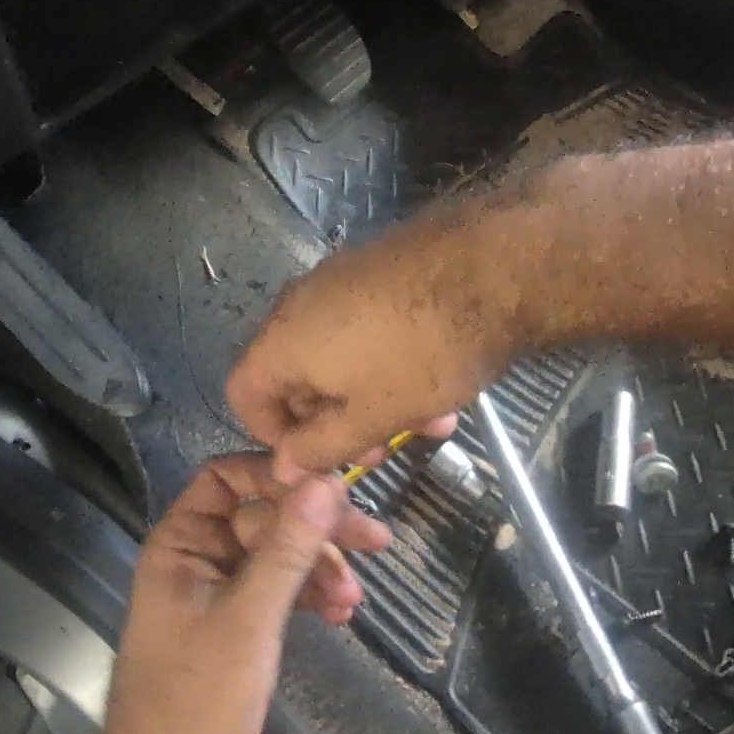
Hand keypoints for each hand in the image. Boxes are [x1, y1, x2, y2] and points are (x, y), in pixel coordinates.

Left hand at [91, 453, 390, 733]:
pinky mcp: (244, 617)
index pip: (228, 477)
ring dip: (322, 567)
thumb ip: (287, 548)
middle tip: (373, 540)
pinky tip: (342, 612)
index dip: (277, 474)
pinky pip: (284, 586)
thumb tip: (326, 481)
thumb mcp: (248, 619)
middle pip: (267, 515)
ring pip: (282, 552)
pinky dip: (313, 594)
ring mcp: (224, 586)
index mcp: (182, 542)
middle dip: (318, 529)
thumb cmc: (198, 698)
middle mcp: (202, 554)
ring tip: (356, 596)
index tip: (331, 484)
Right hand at [227, 212, 518, 480]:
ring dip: (375, 398)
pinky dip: (391, 362)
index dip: (271, 435)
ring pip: (342, 355)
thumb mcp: (373, 416)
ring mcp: (342, 280)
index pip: (243, 393)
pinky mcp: (380, 268)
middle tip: (381, 450)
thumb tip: (284, 466)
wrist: (490, 267)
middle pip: (296, 375)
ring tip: (431, 425)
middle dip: (336, 422)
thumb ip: (322, 447)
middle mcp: (302, 303)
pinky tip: (443, 385)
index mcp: (283, 339)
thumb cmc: (423, 353)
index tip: (315, 457)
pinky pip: (368, 327)